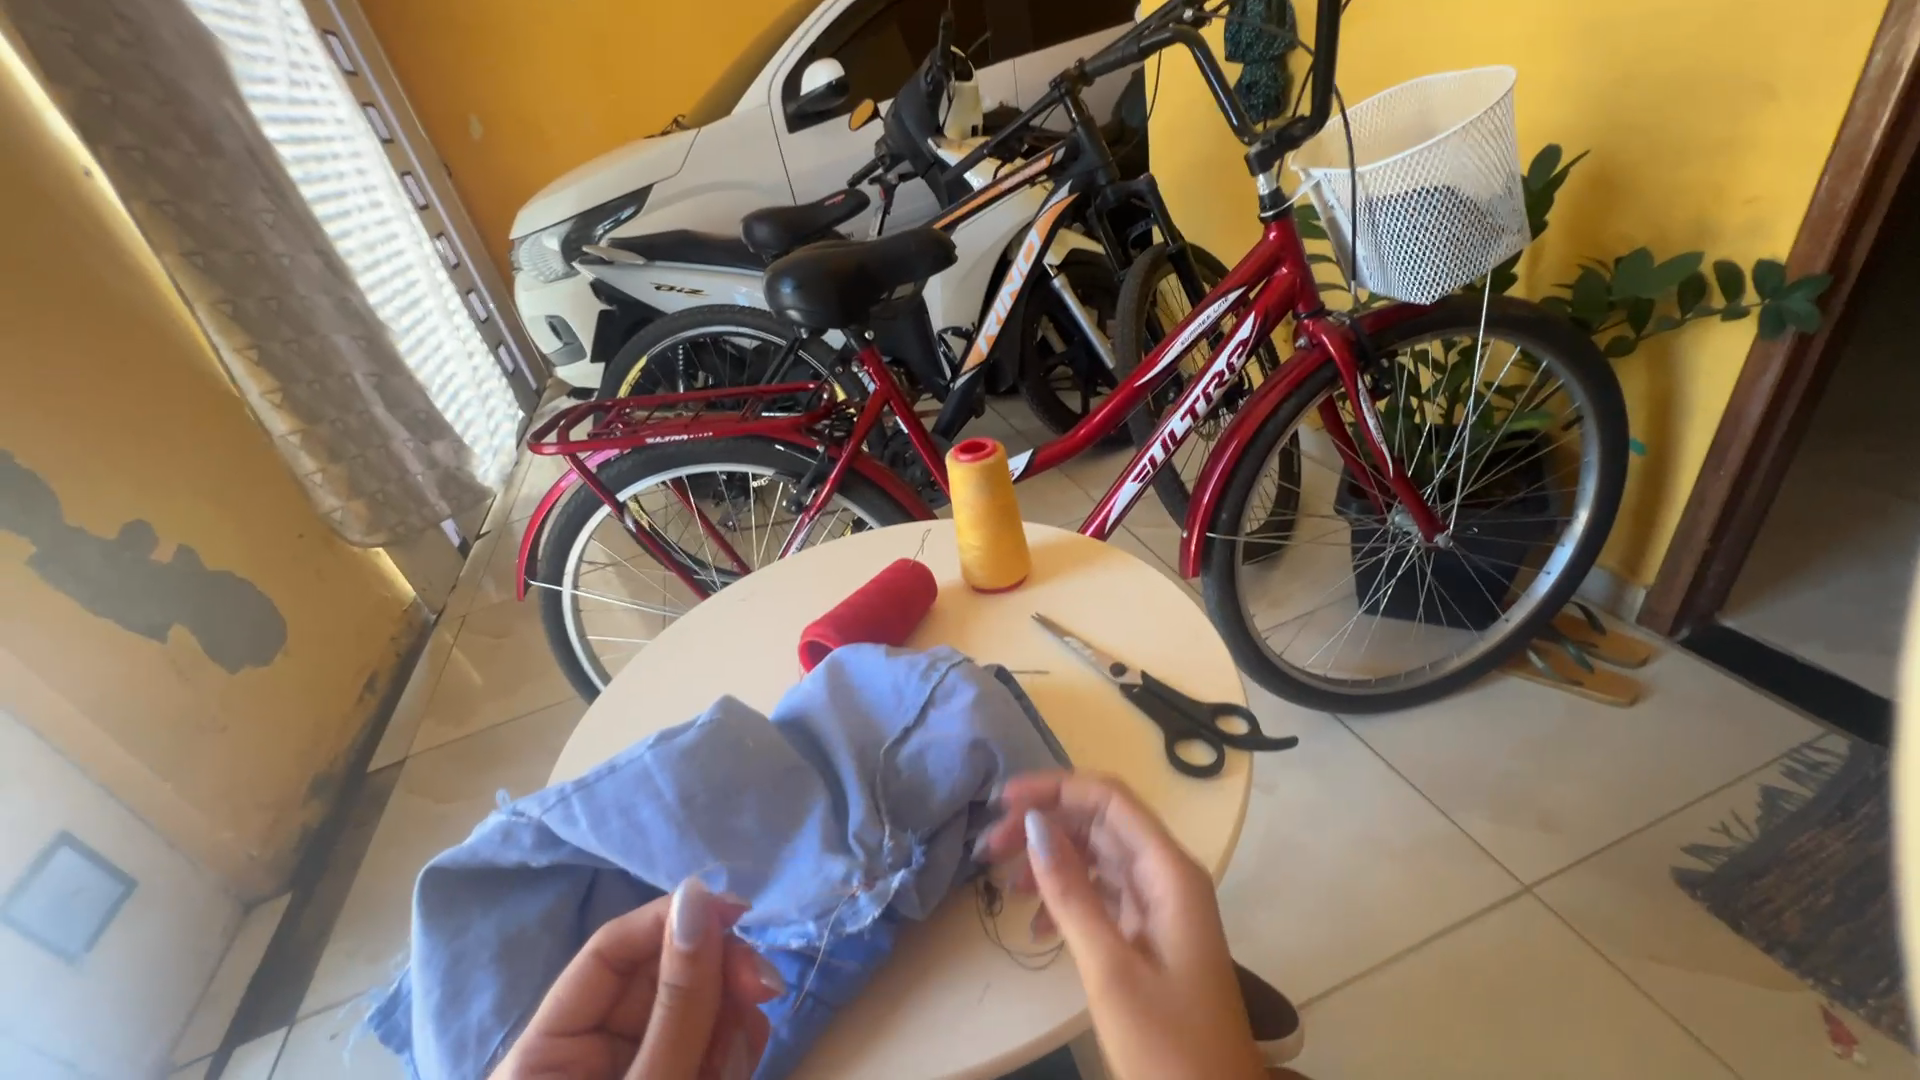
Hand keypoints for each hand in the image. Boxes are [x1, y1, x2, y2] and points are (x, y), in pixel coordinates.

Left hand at [494, 879, 785, 1079]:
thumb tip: (699, 893)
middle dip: (719, 977)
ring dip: (734, 1020)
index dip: (673, 920)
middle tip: (764, 987)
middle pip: (664, 976)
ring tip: (739, 1058)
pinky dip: (737, 1046)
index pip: (610, 950)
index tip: (738, 911)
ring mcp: (639, 1071)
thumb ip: (678, 1001)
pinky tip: (741, 1065)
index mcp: (547, 1053)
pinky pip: (713, 1043)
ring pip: (698, 1009)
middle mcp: (591, 1054)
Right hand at [976, 771, 1265, 1079]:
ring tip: (1004, 884)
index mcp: (1168, 871)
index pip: (1108, 799)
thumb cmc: (1168, 1045)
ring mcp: (1160, 904)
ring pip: (1097, 856)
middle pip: (1099, 823)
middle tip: (989, 848)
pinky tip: (1037, 926)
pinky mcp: (1150, 932)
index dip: (1054, 788)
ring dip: (1049, 861)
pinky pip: (1103, 893)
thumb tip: (1035, 824)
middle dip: (1043, 825)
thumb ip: (1071, 891)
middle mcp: (1167, 874)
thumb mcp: (1109, 967)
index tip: (1001, 801)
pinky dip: (1067, 897)